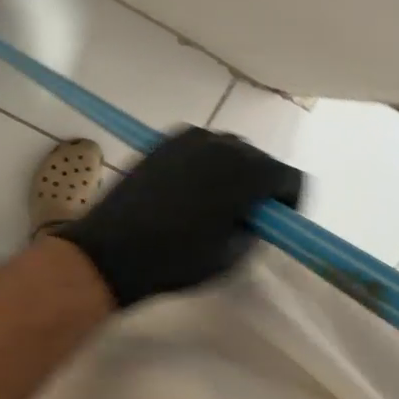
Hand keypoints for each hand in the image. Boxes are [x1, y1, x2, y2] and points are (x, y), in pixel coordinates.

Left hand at [55, 126, 303, 306]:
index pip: (288, 178)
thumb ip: (255, 230)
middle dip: (259, 185)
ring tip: (212, 204)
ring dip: (229, 173)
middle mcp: (222, 145)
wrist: (110, 250)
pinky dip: (202, 166)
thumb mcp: (229, 256)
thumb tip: (258, 217)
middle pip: (258, 159)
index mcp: (246, 173)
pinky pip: (197, 149)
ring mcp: (188, 138)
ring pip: (227, 151)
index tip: (277, 221)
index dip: (289, 201)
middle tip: (244, 215)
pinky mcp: (162, 142)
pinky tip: (186, 192)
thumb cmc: (173, 260)